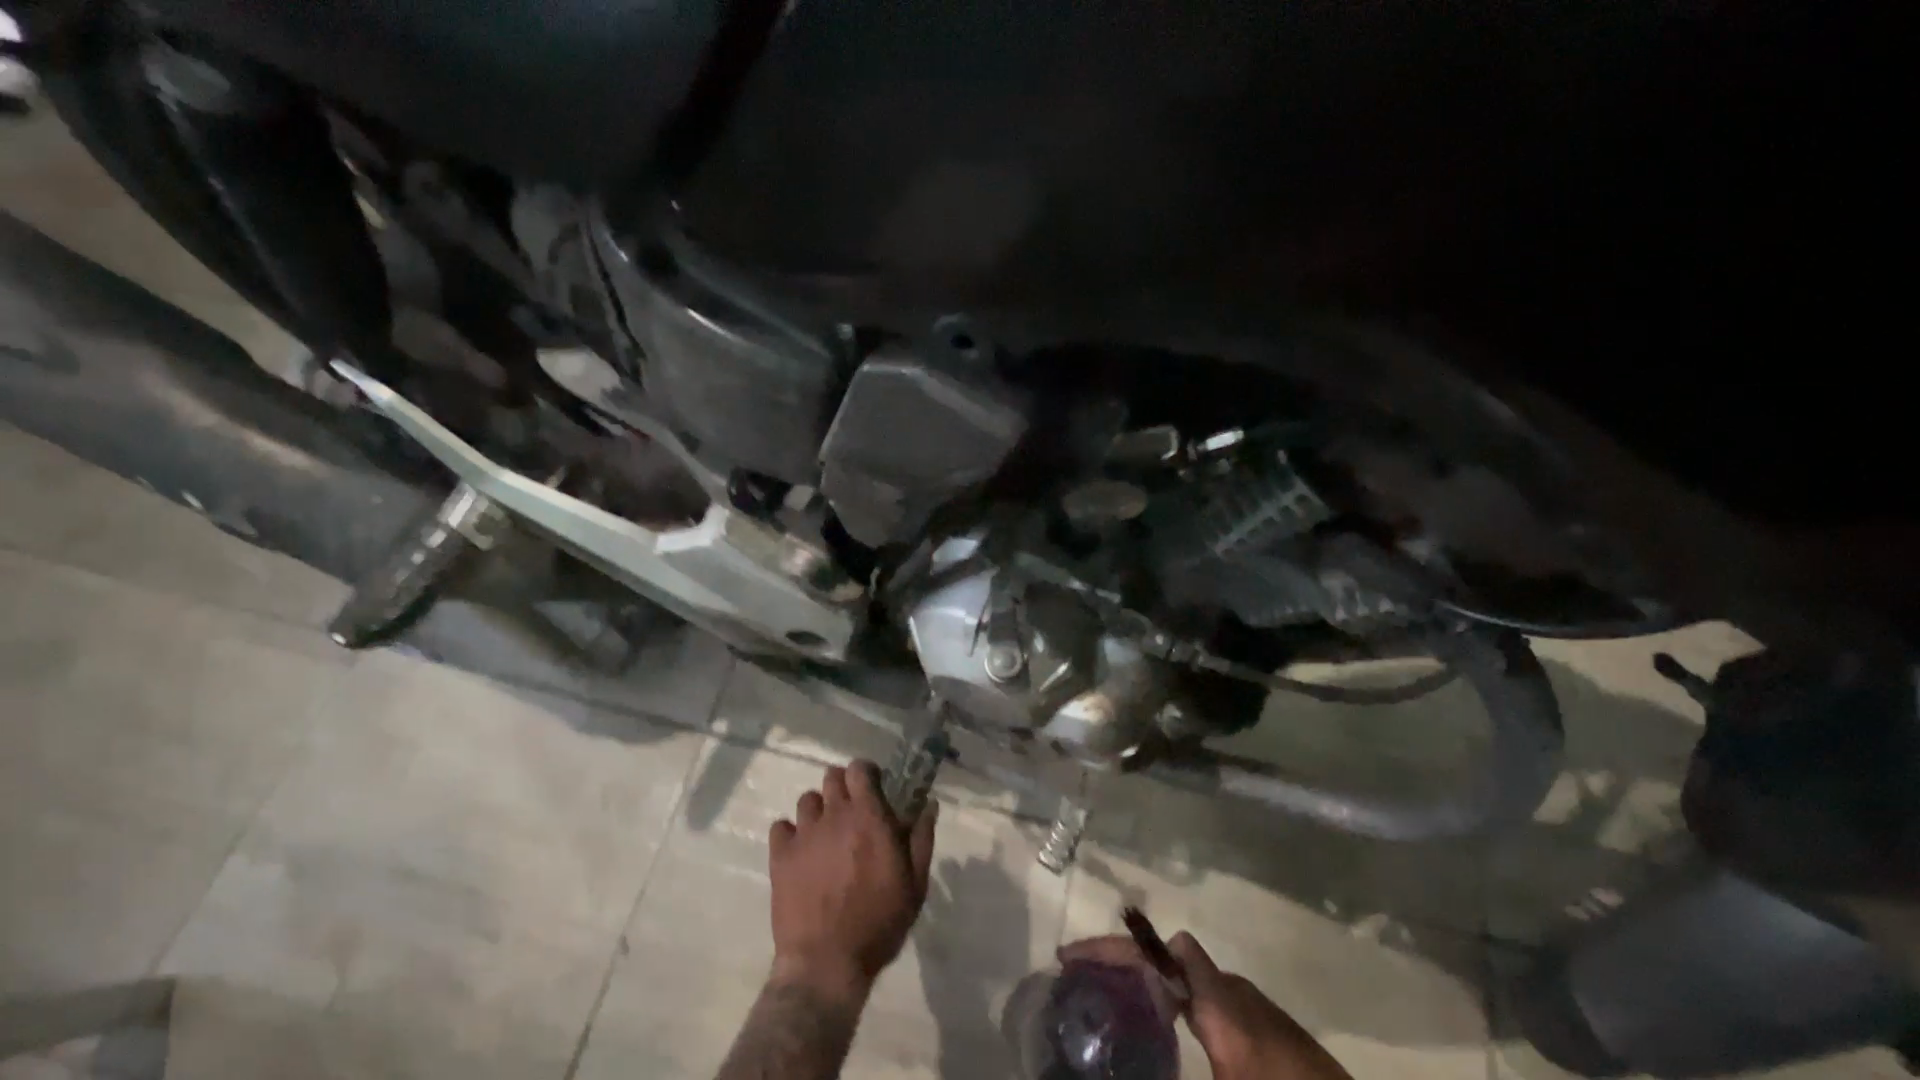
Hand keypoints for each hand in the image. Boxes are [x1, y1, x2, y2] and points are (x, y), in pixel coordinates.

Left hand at [766, 761, 938, 1005]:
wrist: (827, 962)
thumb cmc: (879, 924)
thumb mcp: (915, 885)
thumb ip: (921, 839)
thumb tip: (928, 805)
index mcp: (869, 818)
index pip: (860, 769)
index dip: (867, 774)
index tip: (875, 789)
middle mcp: (834, 816)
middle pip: (831, 777)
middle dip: (843, 788)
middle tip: (853, 813)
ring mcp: (803, 835)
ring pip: (807, 800)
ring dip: (819, 810)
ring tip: (827, 835)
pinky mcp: (779, 856)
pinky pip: (780, 826)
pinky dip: (791, 834)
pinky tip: (802, 853)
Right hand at [1060, 931, 1352, 1079]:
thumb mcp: (1225, 1073)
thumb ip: (1178, 1041)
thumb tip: (1132, 1037)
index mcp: (1221, 1004)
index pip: (1160, 953)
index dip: (1113, 949)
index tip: (1071, 956)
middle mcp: (1234, 992)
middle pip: (1166, 957)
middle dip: (1121, 961)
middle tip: (1080, 981)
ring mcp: (1249, 1003)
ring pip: (1184, 975)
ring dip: (1144, 978)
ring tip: (1108, 1000)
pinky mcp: (1259, 1022)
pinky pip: (1201, 993)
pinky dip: (1167, 996)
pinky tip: (1156, 1024)